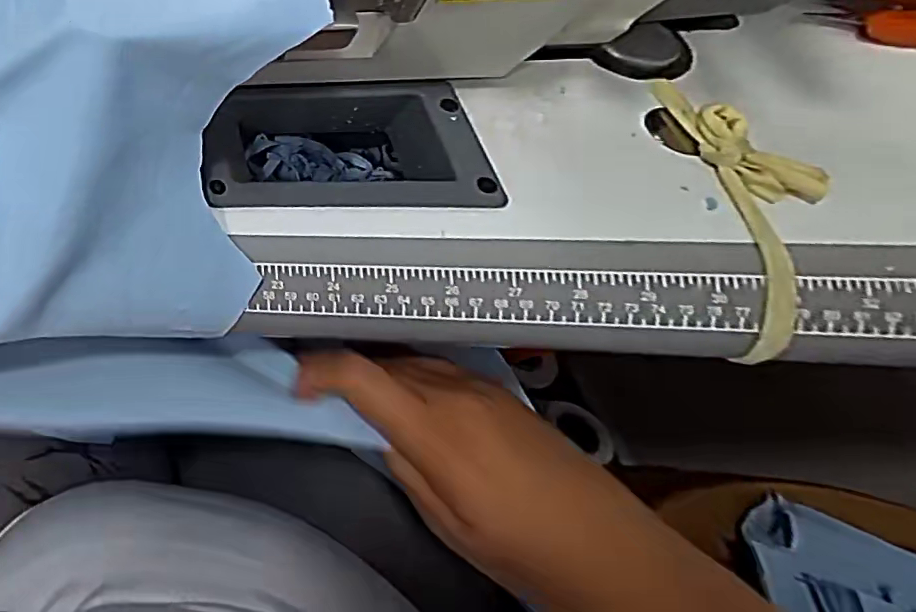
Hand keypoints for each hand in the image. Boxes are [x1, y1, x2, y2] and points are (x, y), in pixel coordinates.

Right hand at [298, 352, 770, 611]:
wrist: (618, 555)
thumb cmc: (526, 549)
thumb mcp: (444, 520)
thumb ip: (398, 463)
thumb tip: (371, 431)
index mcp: (433, 427)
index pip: (354, 372)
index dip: (313, 371)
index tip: (297, 387)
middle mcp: (451, 392)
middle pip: (374, 361)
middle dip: (342, 375)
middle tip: (325, 400)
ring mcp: (476, 386)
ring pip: (403, 361)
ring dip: (377, 376)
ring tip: (372, 407)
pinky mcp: (496, 390)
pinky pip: (433, 368)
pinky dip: (409, 379)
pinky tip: (418, 408)